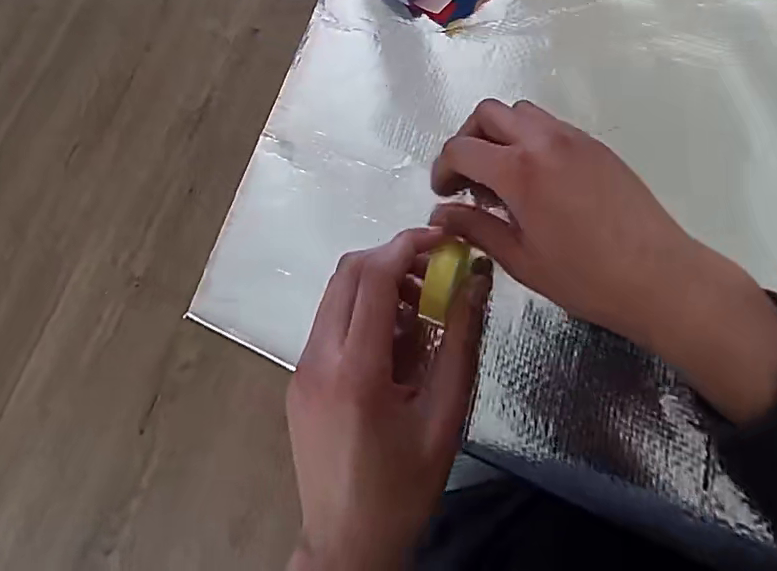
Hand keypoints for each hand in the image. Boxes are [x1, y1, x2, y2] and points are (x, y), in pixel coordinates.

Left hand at [287, 227, 490, 570]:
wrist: (345, 547)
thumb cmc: (403, 488)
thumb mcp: (445, 416)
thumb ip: (461, 342)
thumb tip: (476, 282)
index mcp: (356, 371)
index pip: (375, 278)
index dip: (409, 245)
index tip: (443, 237)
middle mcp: (319, 360)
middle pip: (349, 272)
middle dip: (395, 255)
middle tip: (436, 264)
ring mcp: (302, 368)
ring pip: (338, 292)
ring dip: (379, 279)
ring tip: (423, 302)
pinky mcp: (300, 378)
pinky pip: (332, 320)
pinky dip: (365, 307)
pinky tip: (397, 335)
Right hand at [429, 100, 776, 423]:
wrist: (658, 274)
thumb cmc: (585, 277)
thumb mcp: (521, 259)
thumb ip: (475, 228)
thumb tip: (439, 215)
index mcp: (519, 170)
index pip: (461, 148)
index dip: (442, 168)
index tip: (444, 194)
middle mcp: (544, 140)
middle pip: (488, 113)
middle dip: (468, 138)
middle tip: (469, 178)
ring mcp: (574, 137)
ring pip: (522, 111)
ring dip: (501, 133)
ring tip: (505, 176)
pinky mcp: (596, 144)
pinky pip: (551, 125)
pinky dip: (531, 138)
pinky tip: (539, 178)